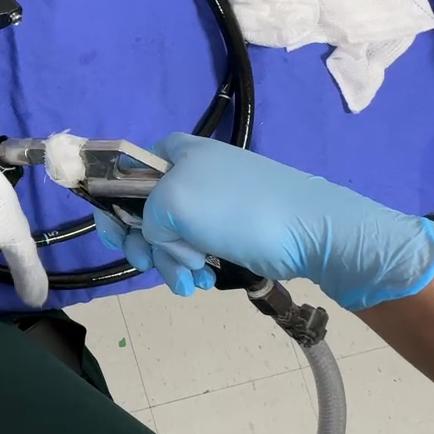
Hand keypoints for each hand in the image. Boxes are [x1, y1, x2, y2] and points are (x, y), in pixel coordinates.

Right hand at [102, 133, 433, 310]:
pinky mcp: (232, 227)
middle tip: (151, 266)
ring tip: (190, 282)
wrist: (321, 234)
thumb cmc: (241, 211)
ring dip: (171, 262)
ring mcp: (212, 200)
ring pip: (169, 235)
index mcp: (172, 151)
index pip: (120, 174)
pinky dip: (193, 266)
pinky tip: (205, 280)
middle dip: (145, 244)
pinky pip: (196, 246)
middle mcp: (188, 171)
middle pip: (142, 210)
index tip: (117, 239)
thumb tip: (158, 238)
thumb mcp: (173, 203)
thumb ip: (144, 215)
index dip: (111, 208)